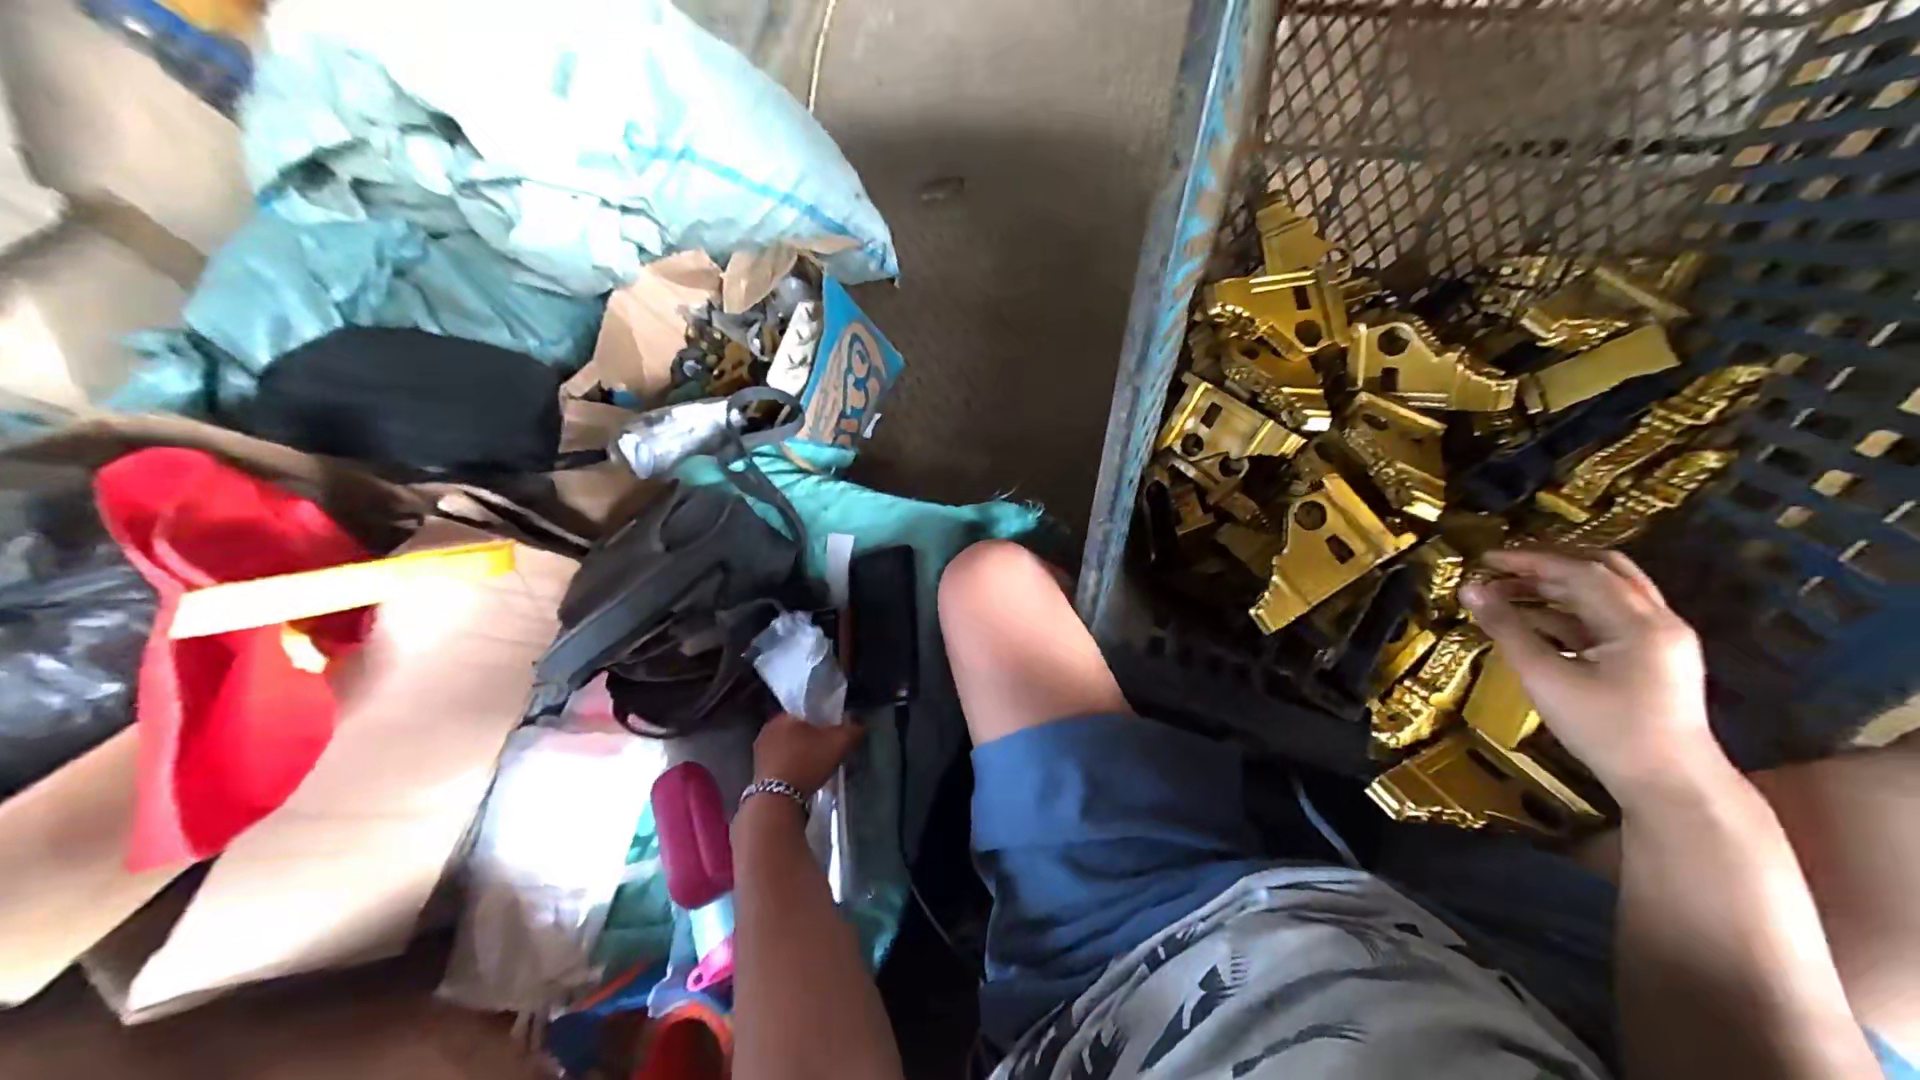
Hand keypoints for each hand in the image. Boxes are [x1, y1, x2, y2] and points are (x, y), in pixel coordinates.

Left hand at [752, 713, 863, 795]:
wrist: (777, 799)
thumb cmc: (807, 763)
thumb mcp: (839, 743)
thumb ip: (853, 730)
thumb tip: (860, 725)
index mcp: (784, 716)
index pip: (807, 710)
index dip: (822, 719)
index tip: (832, 731)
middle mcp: (768, 728)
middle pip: (796, 728)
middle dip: (811, 737)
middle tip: (826, 749)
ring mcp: (759, 750)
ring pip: (787, 745)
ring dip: (800, 752)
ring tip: (815, 765)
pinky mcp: (757, 770)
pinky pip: (779, 761)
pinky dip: (791, 765)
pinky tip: (801, 776)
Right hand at [1459, 547, 1729, 809]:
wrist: (1670, 784)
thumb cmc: (1606, 730)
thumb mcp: (1546, 678)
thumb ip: (1507, 629)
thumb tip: (1469, 590)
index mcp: (1639, 623)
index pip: (1580, 572)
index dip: (1530, 561)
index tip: (1484, 560)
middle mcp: (1658, 622)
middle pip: (1602, 572)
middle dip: (1547, 566)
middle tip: (1500, 570)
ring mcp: (1660, 641)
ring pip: (1606, 595)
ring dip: (1557, 588)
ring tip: (1508, 594)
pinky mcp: (1652, 658)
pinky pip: (1608, 619)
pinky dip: (1569, 611)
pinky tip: (1533, 622)